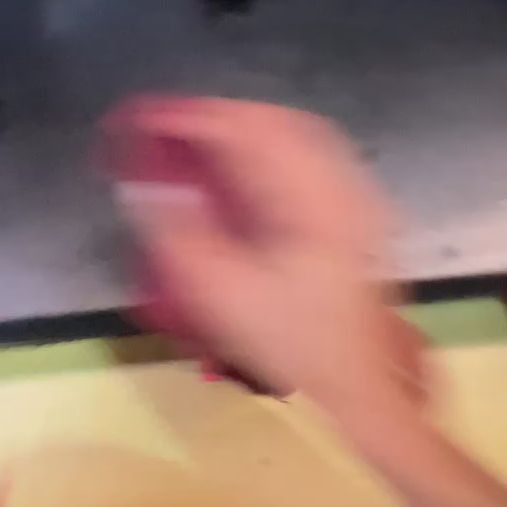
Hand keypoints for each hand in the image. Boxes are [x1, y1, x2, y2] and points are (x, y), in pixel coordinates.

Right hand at [106, 96, 432, 435]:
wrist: (365, 389)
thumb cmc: (294, 345)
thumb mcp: (224, 295)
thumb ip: (178, 234)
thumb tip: (141, 188)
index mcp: (309, 201)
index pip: (244, 133)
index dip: (189, 119)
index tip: (147, 119)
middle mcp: (339, 185)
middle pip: (273, 121)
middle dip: (216, 117)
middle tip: (172, 129)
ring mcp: (356, 196)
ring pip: (296, 132)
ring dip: (243, 128)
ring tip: (203, 140)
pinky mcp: (358, 211)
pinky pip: (311, 155)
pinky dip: (270, 148)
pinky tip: (249, 165)